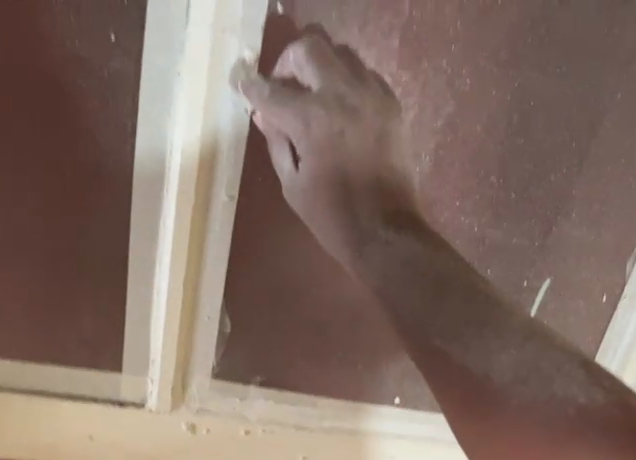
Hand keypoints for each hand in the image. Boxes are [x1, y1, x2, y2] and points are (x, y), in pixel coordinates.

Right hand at [236, 29, 422, 268]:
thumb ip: (277, 142)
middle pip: (310, 49)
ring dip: (321, 69)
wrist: (385, 233)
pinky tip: (341, 109)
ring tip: (313, 96)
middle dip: (289, 63)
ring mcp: (372, 97)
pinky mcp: (392, 107)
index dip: (252, 88)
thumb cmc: (333, 218)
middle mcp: (343, 95)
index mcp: (312, 119)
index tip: (244, 85)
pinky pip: (365, 75)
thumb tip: (264, 114)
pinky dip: (347, 83)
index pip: (272, 90)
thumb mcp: (292, 184)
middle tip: (283, 87)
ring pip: (341, 55)